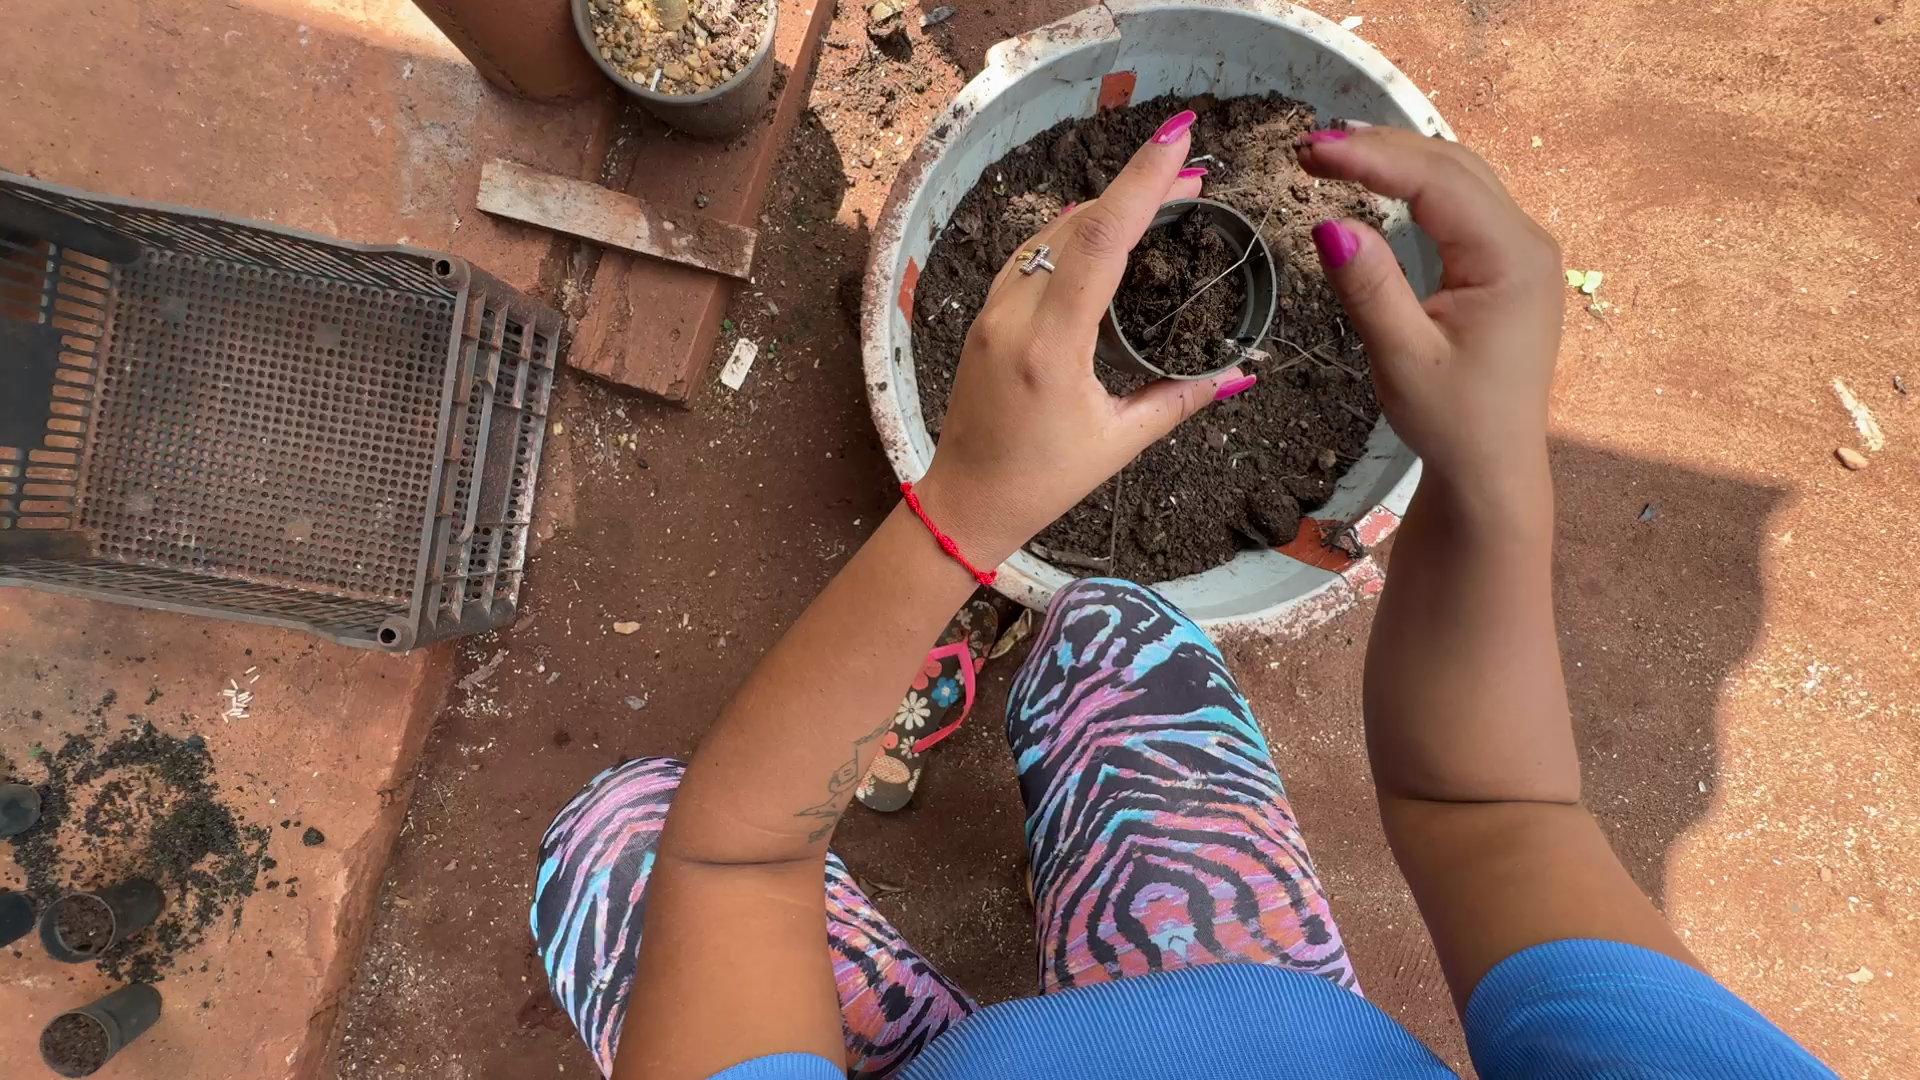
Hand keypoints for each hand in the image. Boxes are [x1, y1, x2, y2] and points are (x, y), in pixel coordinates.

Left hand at [913, 112, 1250, 565]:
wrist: (966, 499)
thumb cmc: (1040, 482)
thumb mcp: (1117, 444)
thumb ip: (1178, 400)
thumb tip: (1238, 374)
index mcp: (1050, 349)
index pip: (1099, 241)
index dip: (1142, 182)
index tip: (1180, 139)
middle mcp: (1012, 319)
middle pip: (1076, 226)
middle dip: (1134, 190)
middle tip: (1189, 175)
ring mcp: (990, 316)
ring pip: (1046, 236)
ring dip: (1099, 210)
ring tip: (1152, 200)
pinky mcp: (982, 321)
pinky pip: (1025, 259)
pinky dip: (1065, 236)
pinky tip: (1094, 237)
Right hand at [1294, 125, 1562, 494]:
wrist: (1490, 464)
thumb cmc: (1450, 419)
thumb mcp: (1402, 357)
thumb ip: (1370, 289)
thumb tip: (1329, 225)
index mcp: (1510, 258)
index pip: (1436, 184)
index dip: (1372, 159)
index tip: (1313, 150)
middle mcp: (1524, 242)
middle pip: (1452, 168)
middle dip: (1382, 149)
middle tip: (1312, 148)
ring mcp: (1516, 253)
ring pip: (1456, 182)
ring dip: (1397, 162)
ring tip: (1336, 157)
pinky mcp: (1499, 269)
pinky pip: (1456, 209)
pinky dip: (1412, 190)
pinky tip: (1380, 187)